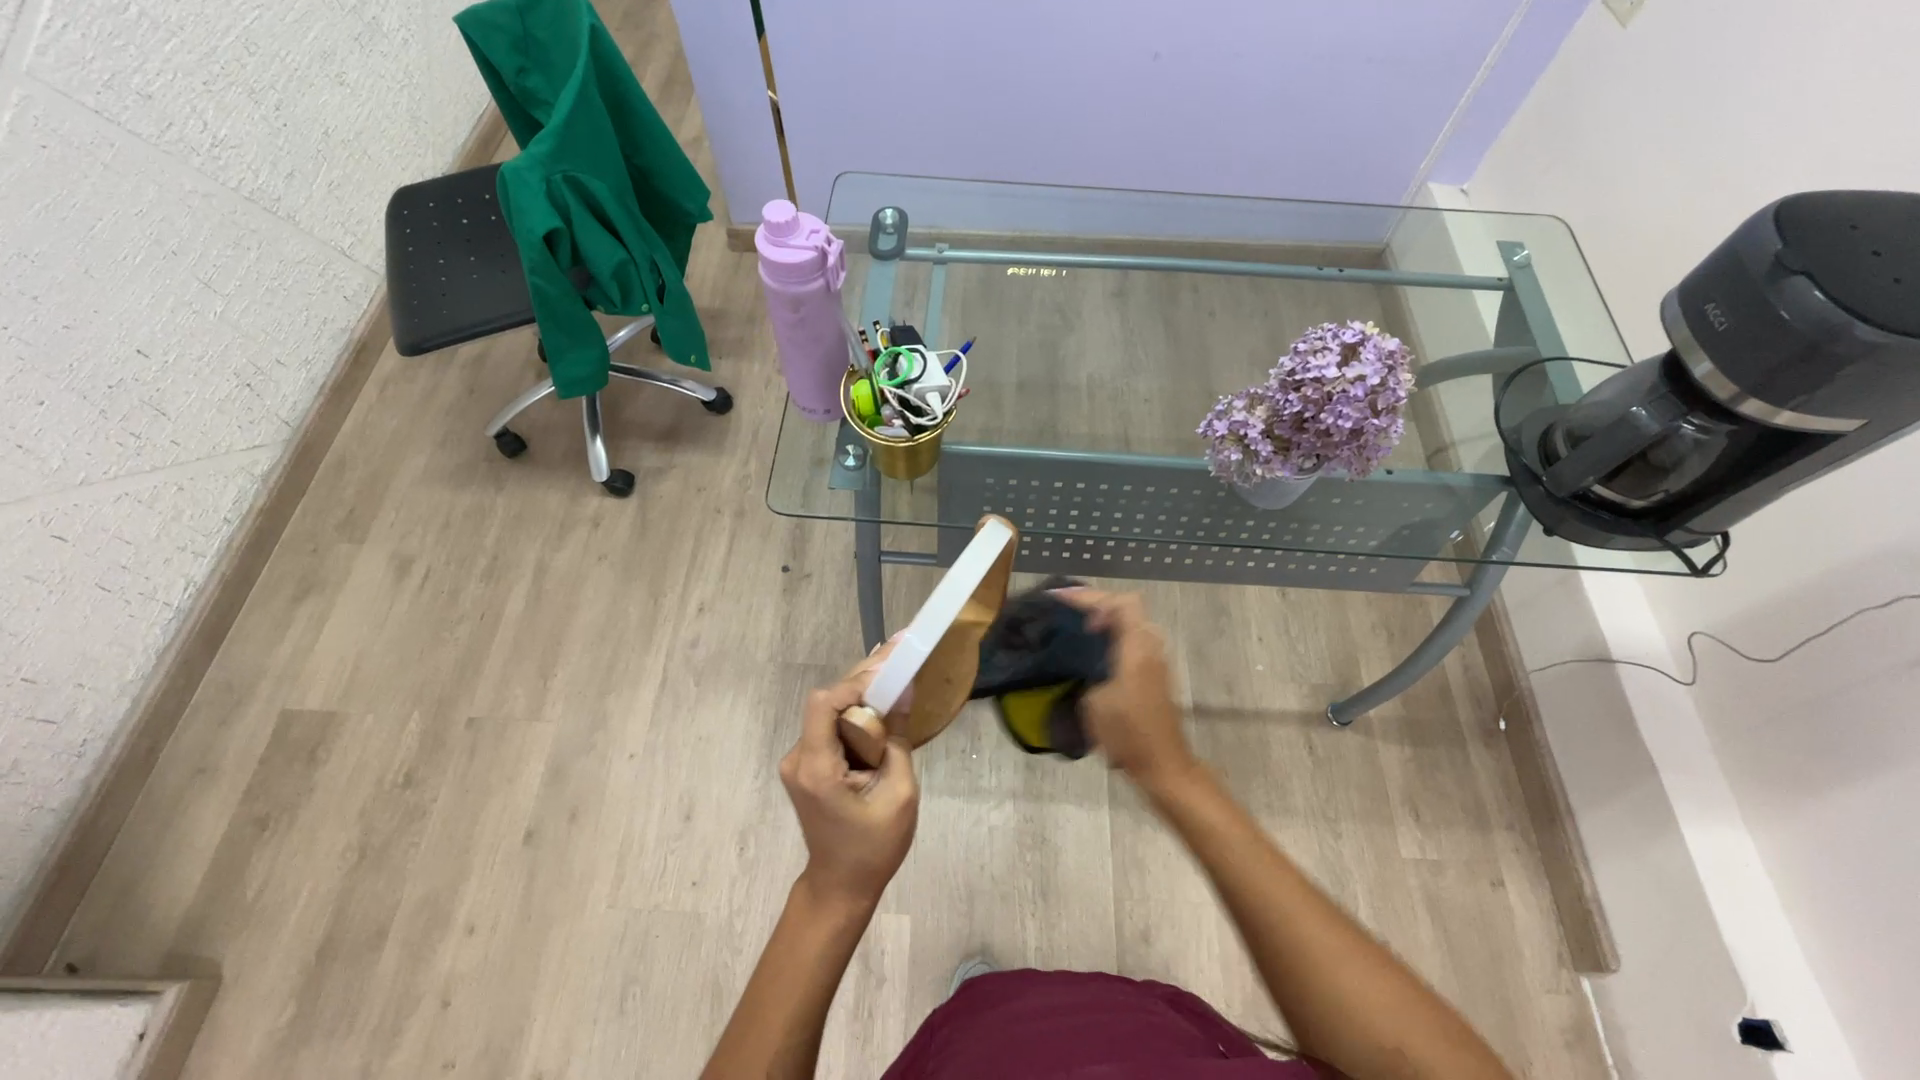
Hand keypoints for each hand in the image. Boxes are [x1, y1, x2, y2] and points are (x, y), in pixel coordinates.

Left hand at [779, 651, 919, 908]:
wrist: (841, 885)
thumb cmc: (874, 847)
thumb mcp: (899, 793)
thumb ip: (898, 739)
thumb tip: (905, 691)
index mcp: (817, 767)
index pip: (825, 704)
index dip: (856, 682)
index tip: (890, 669)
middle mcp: (799, 758)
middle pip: (828, 703)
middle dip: (865, 681)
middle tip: (900, 656)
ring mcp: (798, 762)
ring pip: (830, 713)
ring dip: (862, 697)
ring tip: (896, 676)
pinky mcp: (806, 765)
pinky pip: (830, 728)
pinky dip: (855, 716)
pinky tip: (881, 706)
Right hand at [1056, 589, 1199, 793]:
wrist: (1164, 766)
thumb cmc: (1129, 734)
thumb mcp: (1096, 702)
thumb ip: (1090, 670)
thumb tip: (1084, 659)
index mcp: (1138, 648)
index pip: (1120, 603)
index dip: (1090, 596)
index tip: (1060, 599)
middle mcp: (1151, 647)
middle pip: (1127, 609)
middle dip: (1096, 604)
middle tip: (1065, 611)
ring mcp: (1156, 661)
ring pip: (1130, 625)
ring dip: (1105, 621)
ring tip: (1074, 628)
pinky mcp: (1154, 676)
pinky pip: (1131, 642)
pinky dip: (1111, 638)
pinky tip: (1090, 653)